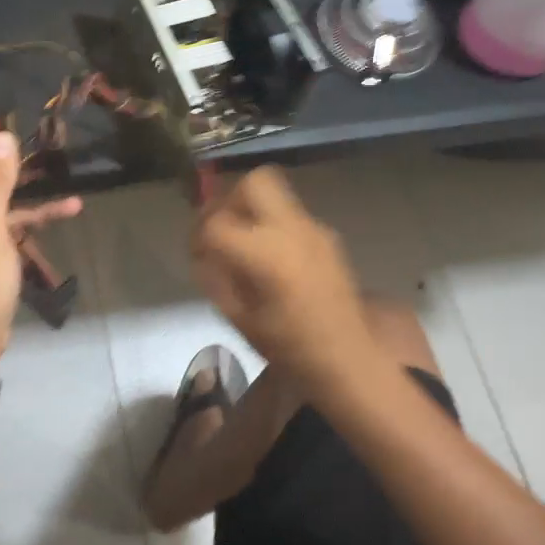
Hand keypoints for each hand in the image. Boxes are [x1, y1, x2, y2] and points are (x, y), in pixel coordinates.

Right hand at [190, 166, 375, 376]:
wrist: (348, 361)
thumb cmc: (288, 348)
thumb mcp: (238, 317)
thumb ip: (215, 276)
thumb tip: (203, 253)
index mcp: (265, 253)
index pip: (216, 223)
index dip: (197, 235)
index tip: (196, 254)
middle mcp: (291, 230)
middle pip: (254, 183)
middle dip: (230, 200)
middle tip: (222, 229)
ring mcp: (314, 230)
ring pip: (276, 194)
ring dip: (253, 210)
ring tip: (246, 244)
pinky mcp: (328, 237)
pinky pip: (292, 216)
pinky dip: (274, 226)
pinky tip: (273, 259)